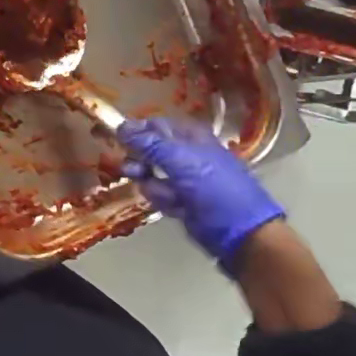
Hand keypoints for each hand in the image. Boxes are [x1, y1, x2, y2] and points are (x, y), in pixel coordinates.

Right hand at [118, 118, 285, 274]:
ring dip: (153, 186)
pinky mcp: (179, 199)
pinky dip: (162, 200)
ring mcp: (182, 177)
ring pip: (149, 174)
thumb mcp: (180, 160)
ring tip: (168, 195)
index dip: (136, 131)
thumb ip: (149, 144)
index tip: (118, 140)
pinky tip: (175, 207)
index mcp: (190, 136)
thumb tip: (121, 127)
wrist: (236, 229)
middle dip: (140, 162)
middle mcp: (185, 153)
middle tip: (136, 171)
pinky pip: (158, 193)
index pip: (156, 125)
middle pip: (148, 150)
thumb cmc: (213, 188)